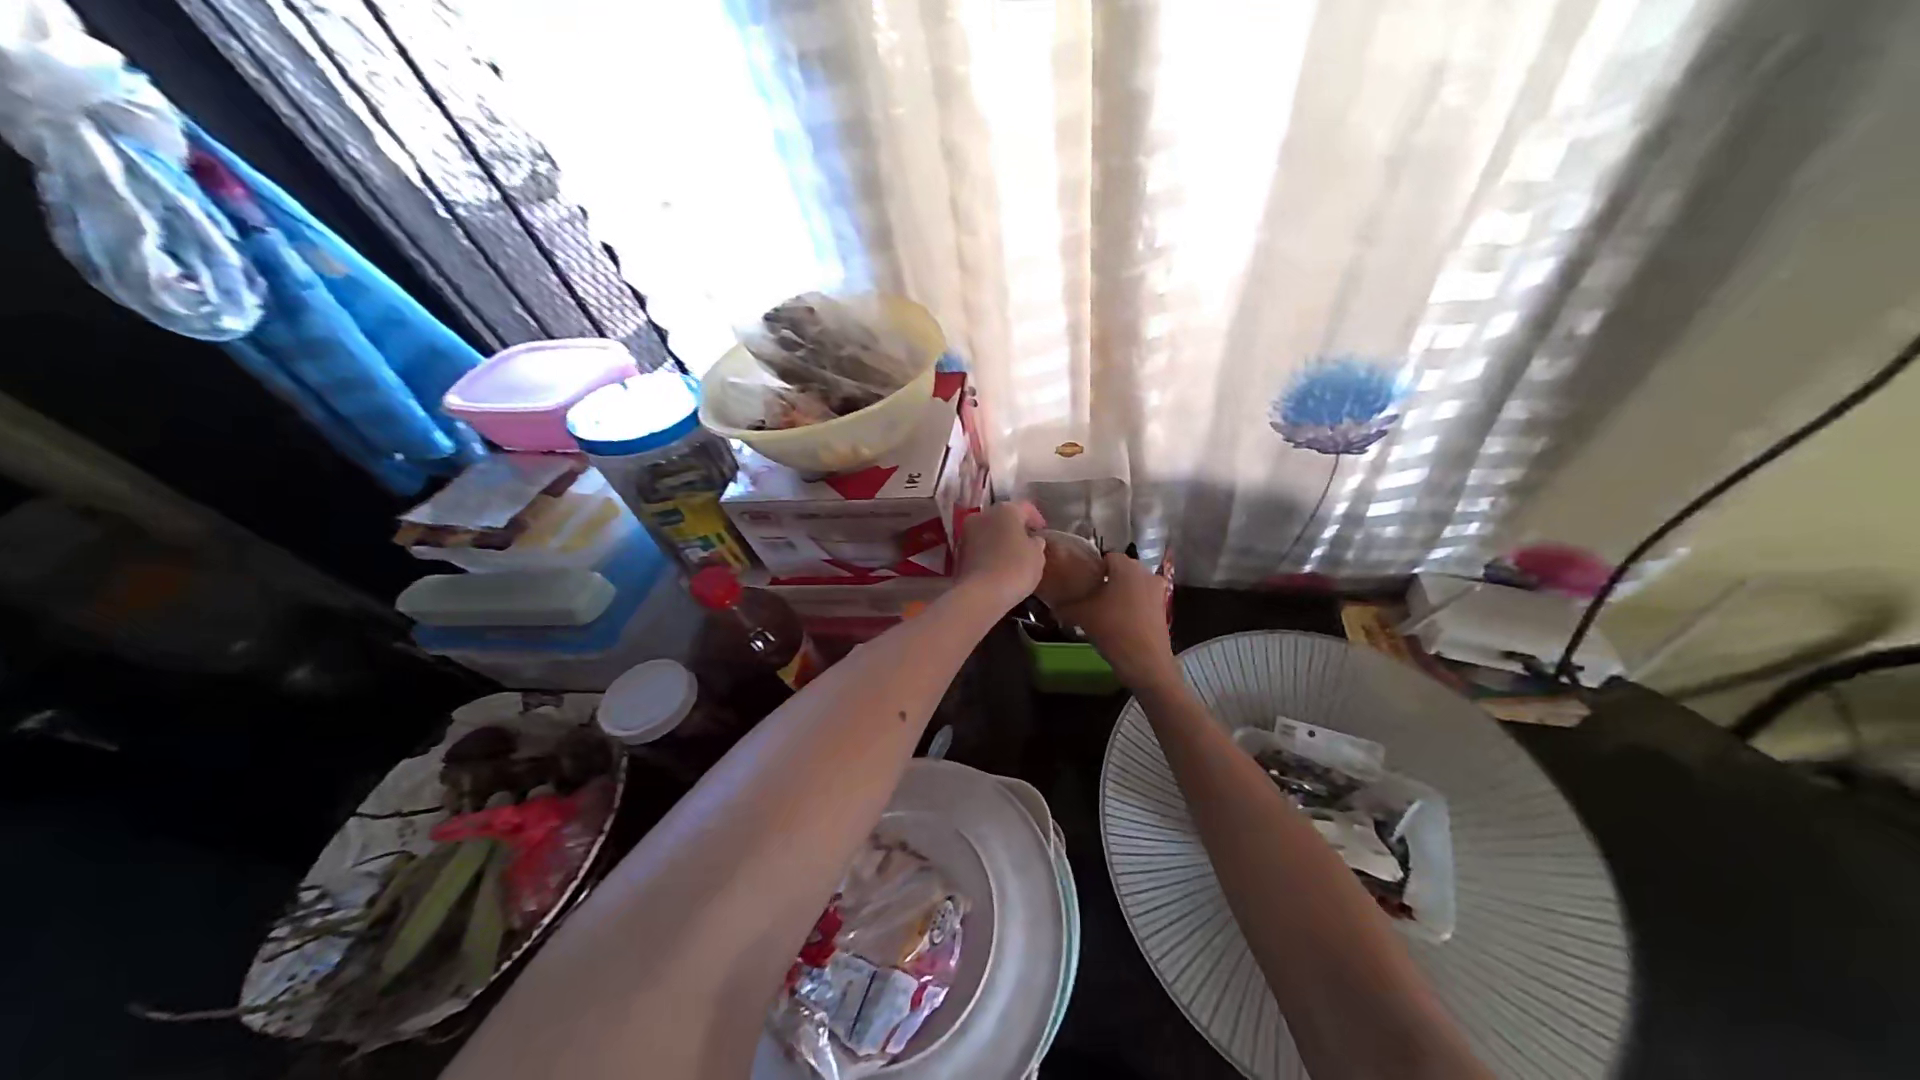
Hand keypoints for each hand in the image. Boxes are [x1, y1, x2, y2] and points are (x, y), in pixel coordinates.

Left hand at [956, 501, 1046, 609]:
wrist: (980, 594)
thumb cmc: (1015, 569)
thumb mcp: (1037, 556)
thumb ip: (1036, 543)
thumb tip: (1032, 540)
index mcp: (1005, 509)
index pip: (1025, 508)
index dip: (1036, 519)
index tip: (1042, 531)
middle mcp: (983, 514)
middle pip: (1003, 517)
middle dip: (1015, 528)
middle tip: (1027, 543)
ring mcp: (967, 532)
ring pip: (988, 530)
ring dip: (999, 539)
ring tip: (1012, 556)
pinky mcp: (957, 551)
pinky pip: (979, 546)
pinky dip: (988, 551)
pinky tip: (997, 564)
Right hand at [1056, 553, 1178, 689]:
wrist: (1145, 662)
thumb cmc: (1113, 629)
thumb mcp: (1082, 615)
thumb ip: (1066, 606)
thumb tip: (1053, 605)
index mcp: (1126, 566)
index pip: (1106, 556)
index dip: (1092, 567)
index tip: (1080, 581)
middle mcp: (1145, 572)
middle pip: (1121, 569)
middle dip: (1106, 579)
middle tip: (1088, 594)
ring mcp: (1157, 591)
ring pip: (1132, 585)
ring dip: (1119, 593)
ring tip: (1102, 609)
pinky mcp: (1162, 608)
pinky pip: (1141, 599)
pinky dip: (1130, 605)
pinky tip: (1117, 620)